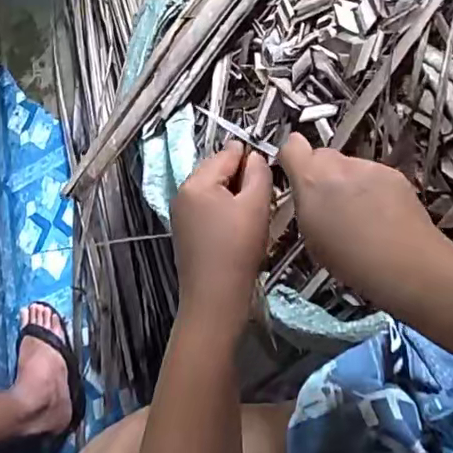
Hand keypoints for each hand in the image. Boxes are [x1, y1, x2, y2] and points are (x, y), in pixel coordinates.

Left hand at [170, 140, 272, 314]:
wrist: (214, 299)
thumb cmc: (237, 249)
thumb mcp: (255, 205)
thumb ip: (258, 173)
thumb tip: (255, 156)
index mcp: (196, 182)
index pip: (227, 153)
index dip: (251, 158)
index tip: (270, 174)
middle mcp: (182, 192)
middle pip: (218, 170)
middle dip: (242, 178)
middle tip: (265, 198)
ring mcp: (181, 213)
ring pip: (214, 190)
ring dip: (236, 196)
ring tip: (254, 214)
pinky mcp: (186, 232)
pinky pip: (208, 209)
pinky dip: (225, 211)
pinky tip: (240, 229)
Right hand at [277, 133, 452, 298]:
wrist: (406, 264)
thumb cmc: (353, 260)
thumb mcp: (310, 235)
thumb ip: (304, 203)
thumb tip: (305, 194)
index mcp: (311, 179)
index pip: (290, 146)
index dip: (291, 157)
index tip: (294, 172)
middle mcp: (338, 165)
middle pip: (321, 156)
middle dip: (321, 174)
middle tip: (328, 204)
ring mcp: (367, 167)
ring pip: (348, 167)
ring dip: (348, 183)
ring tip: (358, 215)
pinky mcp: (392, 173)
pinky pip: (372, 175)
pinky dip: (372, 189)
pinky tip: (379, 215)